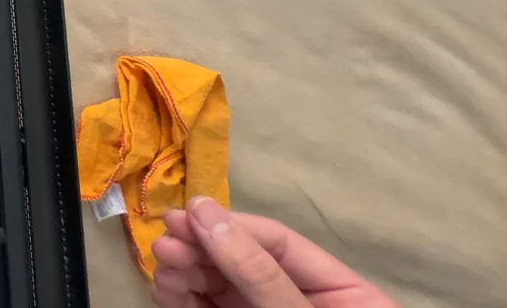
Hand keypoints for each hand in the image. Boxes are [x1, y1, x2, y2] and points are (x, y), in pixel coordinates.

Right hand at [151, 197, 398, 307]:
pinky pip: (204, 301)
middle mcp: (302, 296)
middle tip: (163, 245)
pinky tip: (164, 289)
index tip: (181, 217)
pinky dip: (179, 294)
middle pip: (237, 256)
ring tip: (161, 268)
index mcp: (345, 293)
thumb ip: (259, 273)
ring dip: (180, 270)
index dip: (225, 224)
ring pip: (214, 278)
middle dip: (195, 249)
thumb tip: (202, 207)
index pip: (277, 240)